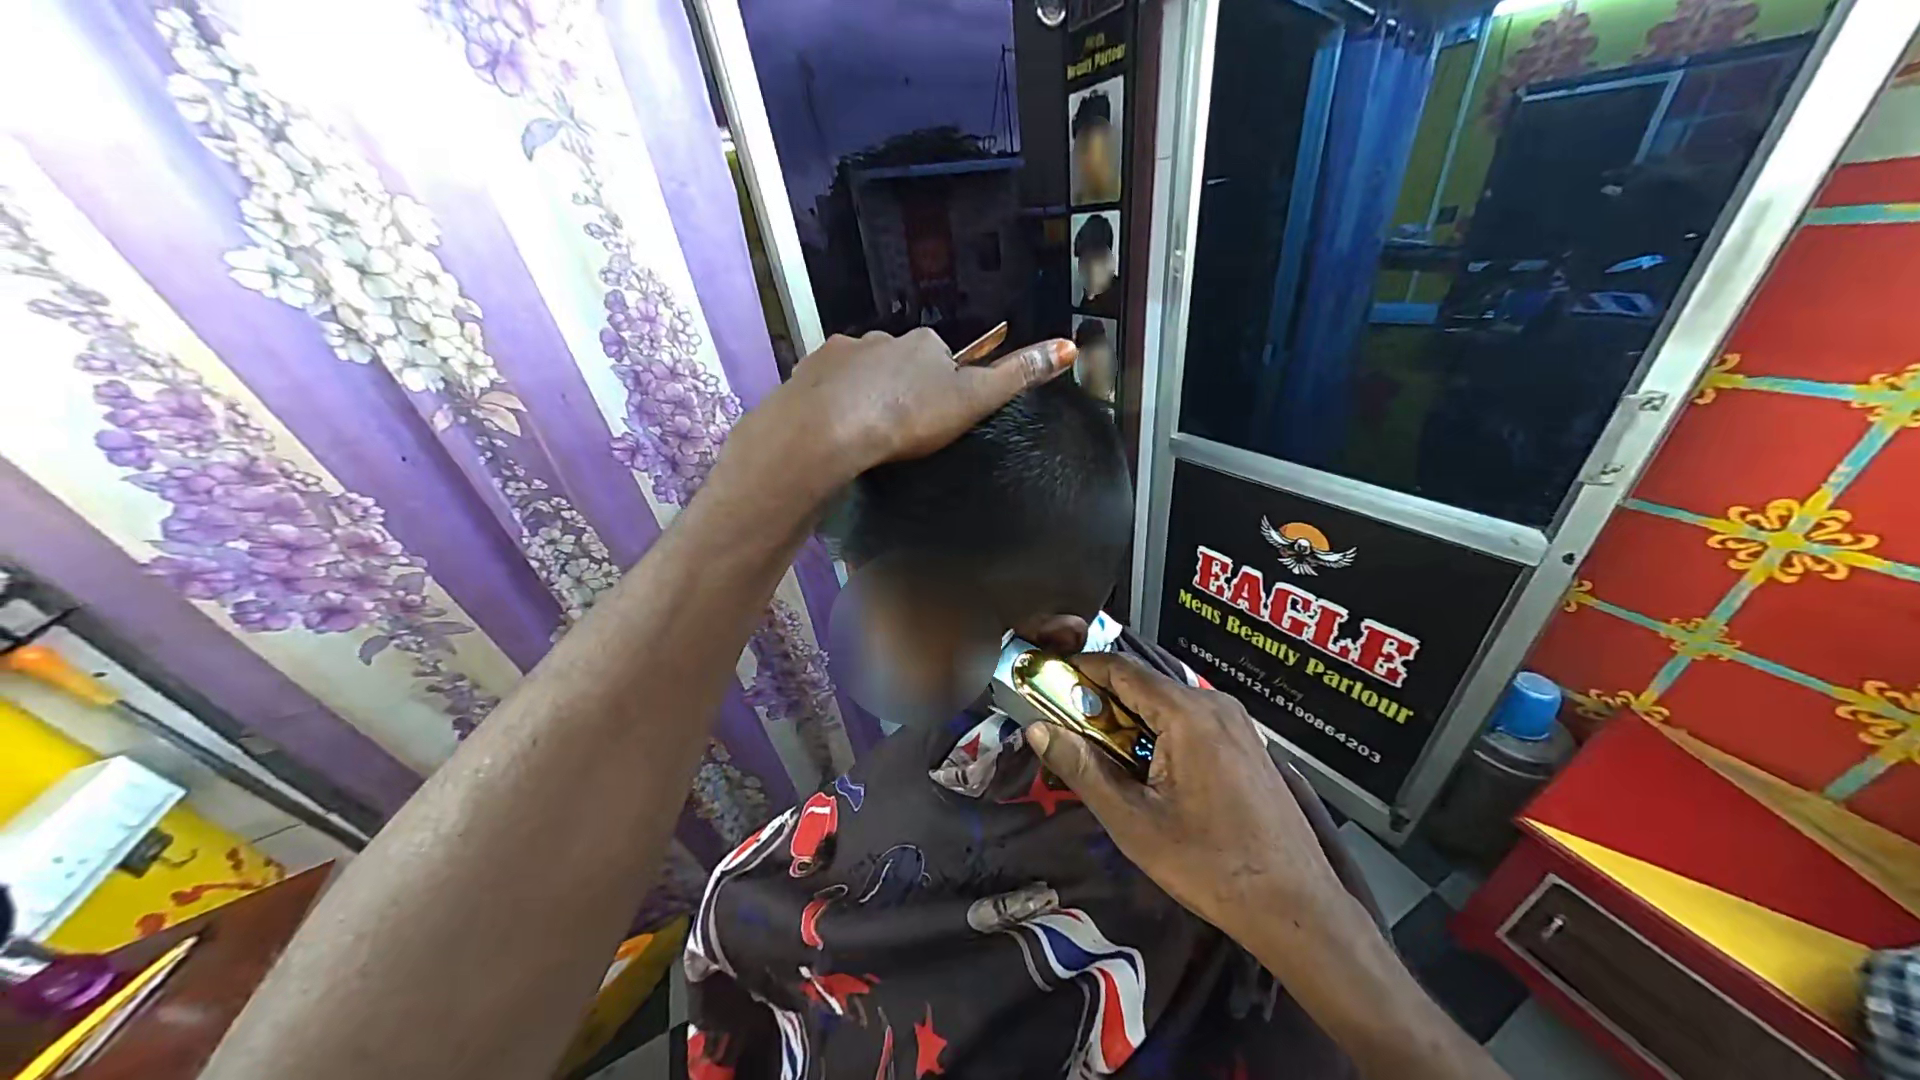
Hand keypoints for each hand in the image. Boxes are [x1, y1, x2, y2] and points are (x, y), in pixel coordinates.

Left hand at [736, 329, 1076, 483]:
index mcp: (924, 344)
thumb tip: (1068, 345)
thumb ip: (1016, 375)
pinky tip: (836, 424)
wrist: (831, 427)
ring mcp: (842, 352)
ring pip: (862, 370)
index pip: (942, 356)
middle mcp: (883, 338)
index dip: (944, 384)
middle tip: (901, 426)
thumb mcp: (972, 400)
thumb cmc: (909, 417)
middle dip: (903, 386)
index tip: (937, 413)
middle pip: (901, 360)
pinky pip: (828, 382)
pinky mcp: (809, 371)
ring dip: (868, 391)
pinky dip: (835, 397)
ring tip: (866, 429)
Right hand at [1025, 653, 1354, 948]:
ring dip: (1128, 722)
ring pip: (1165, 704)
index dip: (1078, 670)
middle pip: (1143, 684)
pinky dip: (1157, 734)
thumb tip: (1038, 729)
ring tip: (1104, 760)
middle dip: (1101, 704)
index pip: (1120, 668)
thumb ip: (1082, 768)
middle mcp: (1215, 704)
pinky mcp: (1246, 744)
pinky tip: (1148, 773)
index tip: (1047, 686)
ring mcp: (1236, 723)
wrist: (1297, 910)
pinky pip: (1189, 721)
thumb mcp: (1133, 821)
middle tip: (1069, 735)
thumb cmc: (1210, 865)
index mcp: (1188, 714)